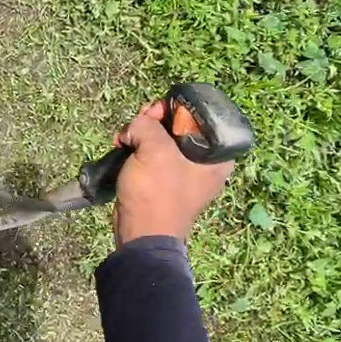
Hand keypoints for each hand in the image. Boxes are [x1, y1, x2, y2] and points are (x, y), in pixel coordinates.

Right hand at [112, 99, 233, 247]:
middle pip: (178, 124)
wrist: (142, 232)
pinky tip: (121, 147)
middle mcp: (206, 161)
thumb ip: (147, 125)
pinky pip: (153, 152)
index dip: (173, 109)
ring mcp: (185, 170)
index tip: (151, 113)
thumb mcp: (154, 151)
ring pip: (162, 137)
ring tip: (122, 140)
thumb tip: (136, 127)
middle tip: (134, 126)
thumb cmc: (157, 192)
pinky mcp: (165, 178)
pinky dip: (137, 147)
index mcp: (218, 155)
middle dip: (152, 121)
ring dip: (139, 133)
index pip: (199, 115)